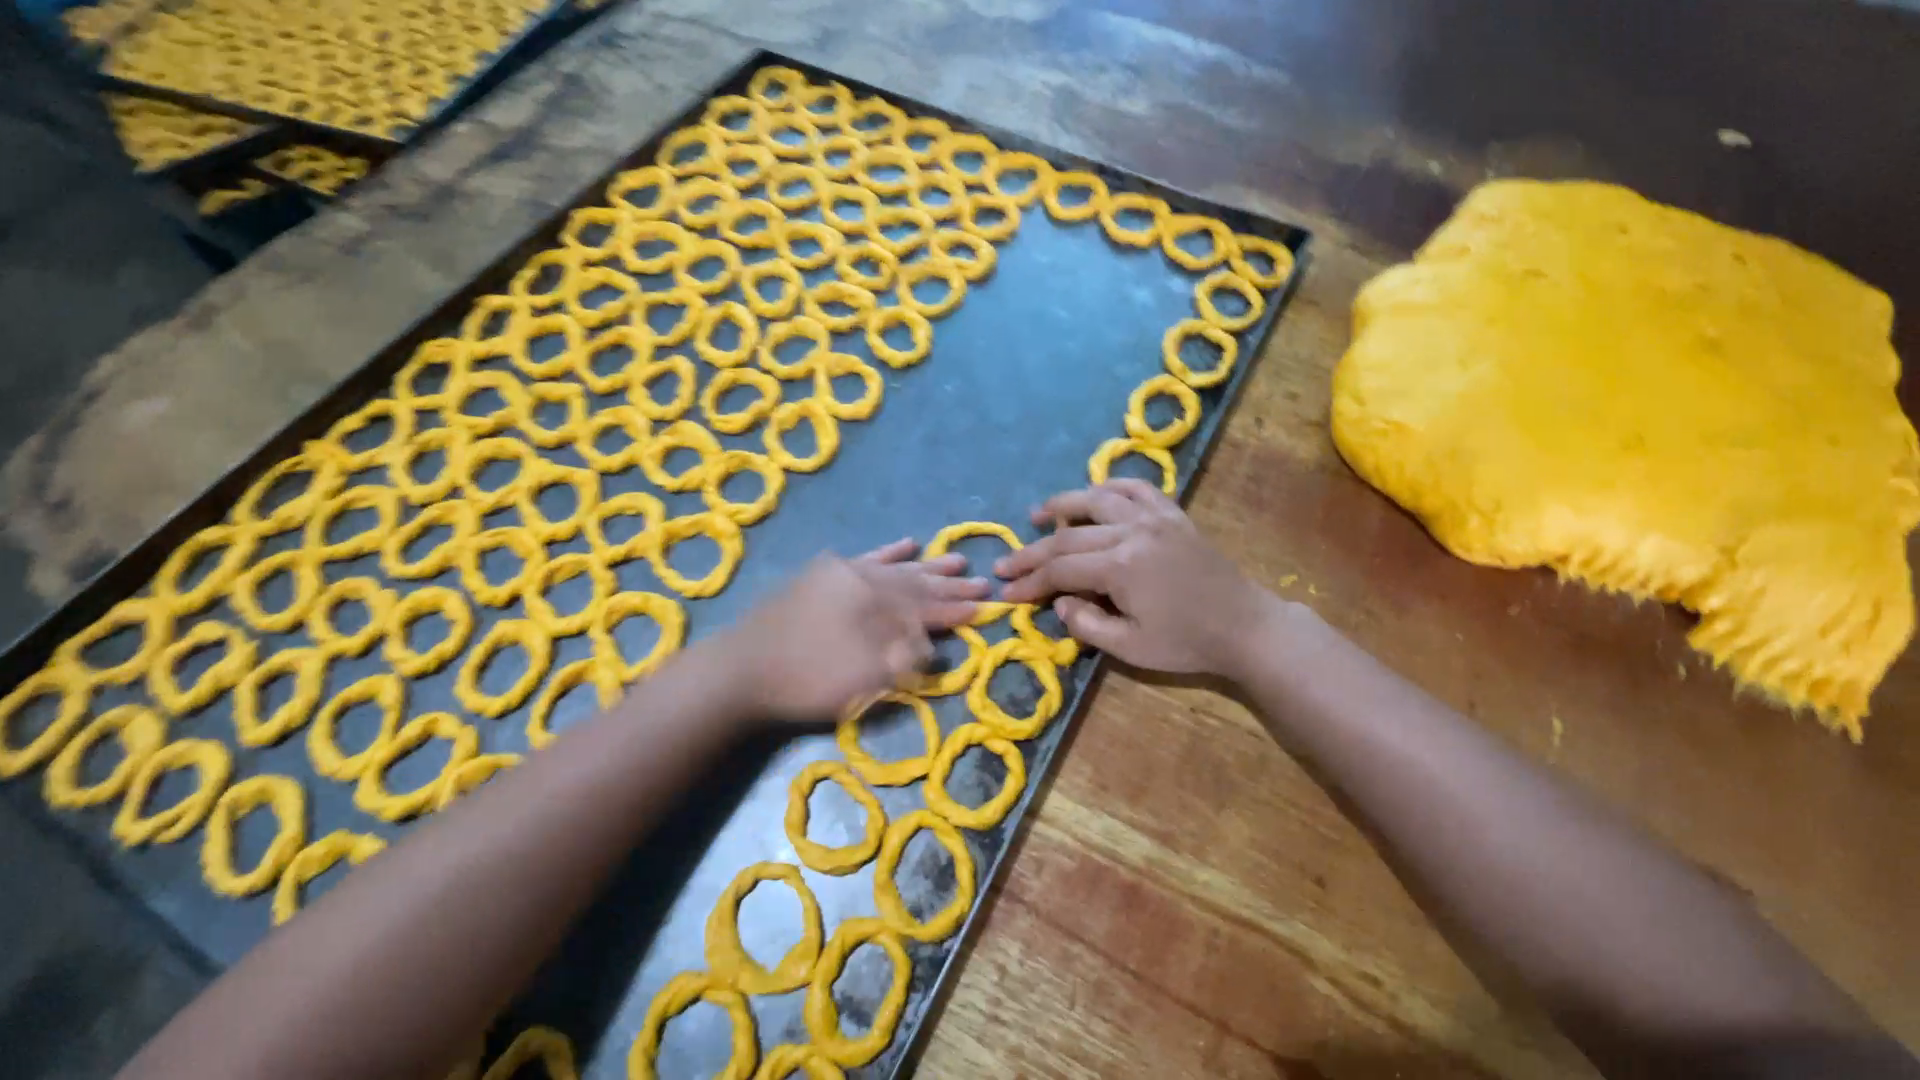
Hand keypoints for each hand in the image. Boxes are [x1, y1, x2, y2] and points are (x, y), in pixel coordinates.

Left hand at [727, 539, 987, 719]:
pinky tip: (904, 544)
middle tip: (982, 581)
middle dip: (949, 586)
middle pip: (914, 582)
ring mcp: (839, 573)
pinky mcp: (819, 577)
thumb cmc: (806, 679)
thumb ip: (903, 657)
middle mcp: (861, 578)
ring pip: (893, 566)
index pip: (926, 606)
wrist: (739, 671)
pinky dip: (886, 553)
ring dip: (925, 566)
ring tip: (955, 559)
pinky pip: (862, 558)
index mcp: (874, 601)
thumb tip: (932, 644)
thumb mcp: (863, 678)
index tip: (987, 607)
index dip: (956, 609)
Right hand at [997, 480, 1277, 678]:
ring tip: (1038, 515)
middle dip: (1033, 552)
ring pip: (1097, 499)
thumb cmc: (1186, 643)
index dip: (1029, 583)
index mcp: (1120, 567)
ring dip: (1063, 505)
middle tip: (1007, 564)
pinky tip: (1095, 494)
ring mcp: (1154, 518)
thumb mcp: (1130, 647)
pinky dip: (1110, 486)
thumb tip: (1059, 602)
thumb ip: (1087, 624)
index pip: (1060, 570)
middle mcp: (1132, 532)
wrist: (1245, 626)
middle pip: (1069, 536)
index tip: (1005, 593)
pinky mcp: (1173, 515)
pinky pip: (1136, 487)